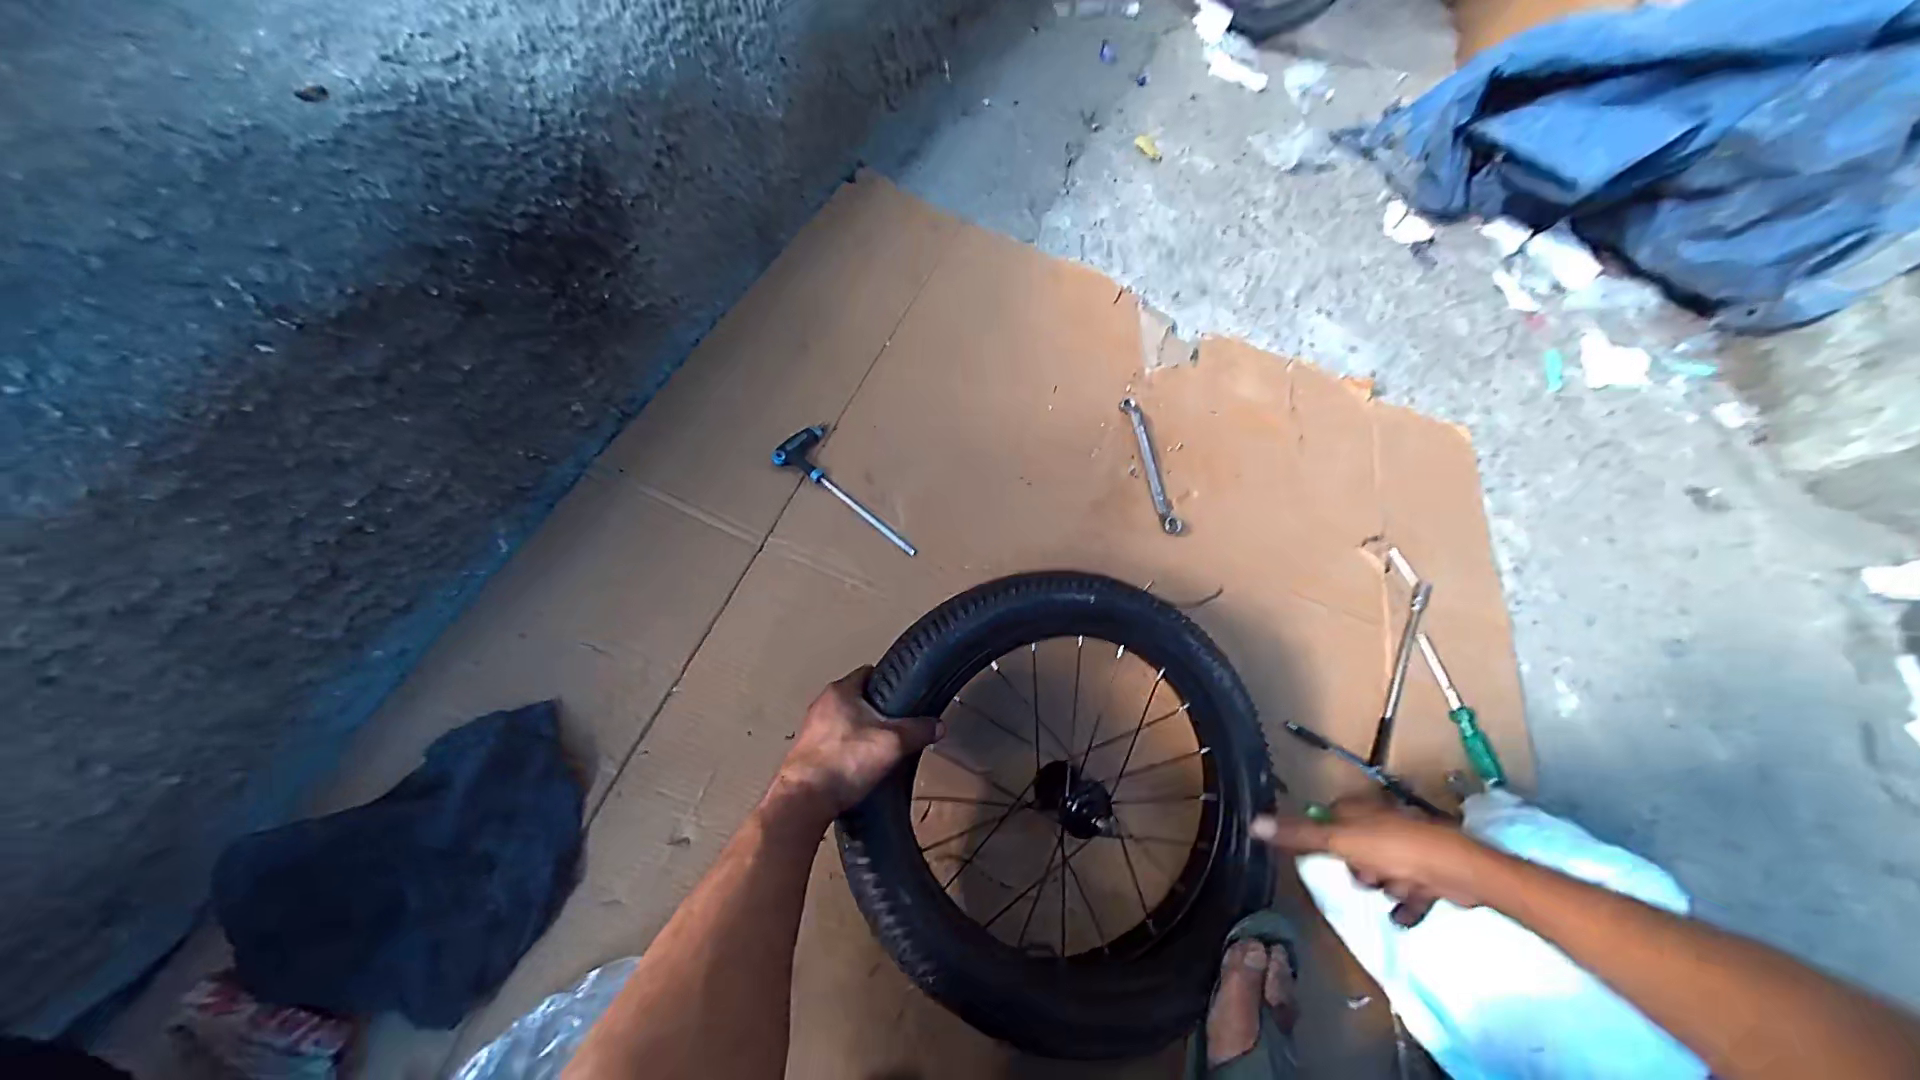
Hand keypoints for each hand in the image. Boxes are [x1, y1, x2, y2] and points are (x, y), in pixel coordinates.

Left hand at [772, 667, 943, 817]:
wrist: (805, 800)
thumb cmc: (843, 762)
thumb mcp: (893, 743)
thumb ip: (918, 730)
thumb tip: (937, 726)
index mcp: (840, 691)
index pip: (868, 672)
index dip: (888, 680)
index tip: (903, 690)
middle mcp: (821, 705)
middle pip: (856, 699)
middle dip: (876, 711)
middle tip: (897, 724)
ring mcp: (811, 730)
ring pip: (845, 723)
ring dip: (861, 733)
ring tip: (881, 749)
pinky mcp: (806, 754)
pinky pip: (834, 745)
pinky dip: (848, 752)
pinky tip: (860, 768)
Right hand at [1253, 796, 1502, 925]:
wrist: (1458, 871)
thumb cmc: (1394, 849)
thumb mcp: (1337, 842)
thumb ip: (1297, 835)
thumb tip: (1253, 822)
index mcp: (1357, 808)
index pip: (1326, 819)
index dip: (1323, 840)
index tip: (1326, 856)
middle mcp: (1380, 820)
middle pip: (1351, 848)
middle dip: (1357, 870)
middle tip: (1365, 877)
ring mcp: (1406, 844)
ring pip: (1379, 870)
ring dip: (1384, 886)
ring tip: (1396, 891)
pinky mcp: (1428, 869)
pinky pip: (1408, 889)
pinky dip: (1407, 902)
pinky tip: (1407, 912)